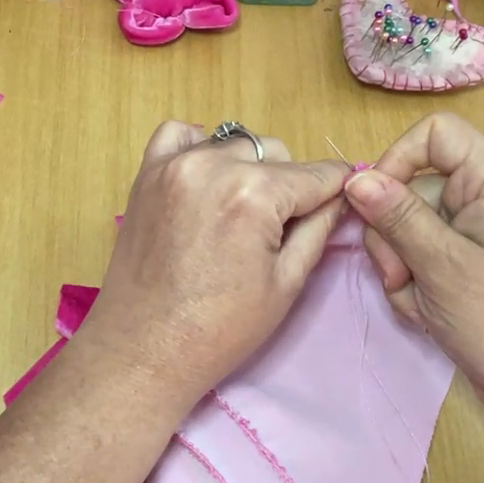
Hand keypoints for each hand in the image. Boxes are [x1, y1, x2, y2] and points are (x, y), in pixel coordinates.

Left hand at [75, 121, 349, 403]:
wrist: (143, 348)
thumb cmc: (220, 329)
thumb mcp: (286, 284)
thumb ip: (318, 229)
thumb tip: (340, 196)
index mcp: (254, 194)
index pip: (317, 175)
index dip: (334, 193)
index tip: (339, 206)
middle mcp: (213, 165)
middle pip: (276, 154)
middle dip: (288, 185)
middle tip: (277, 229)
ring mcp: (174, 164)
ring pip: (234, 144)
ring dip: (247, 168)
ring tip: (238, 213)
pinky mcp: (146, 173)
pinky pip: (180, 134)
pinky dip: (199, 147)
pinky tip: (207, 180)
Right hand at [342, 113, 483, 427]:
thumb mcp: (441, 265)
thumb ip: (396, 216)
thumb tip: (355, 178)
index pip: (437, 134)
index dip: (398, 157)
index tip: (373, 200)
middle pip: (413, 187)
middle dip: (393, 233)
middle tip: (398, 274)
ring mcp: (479, 236)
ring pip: (410, 227)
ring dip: (400, 265)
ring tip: (418, 301)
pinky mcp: (471, 265)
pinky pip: (423, 256)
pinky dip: (415, 282)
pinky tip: (427, 312)